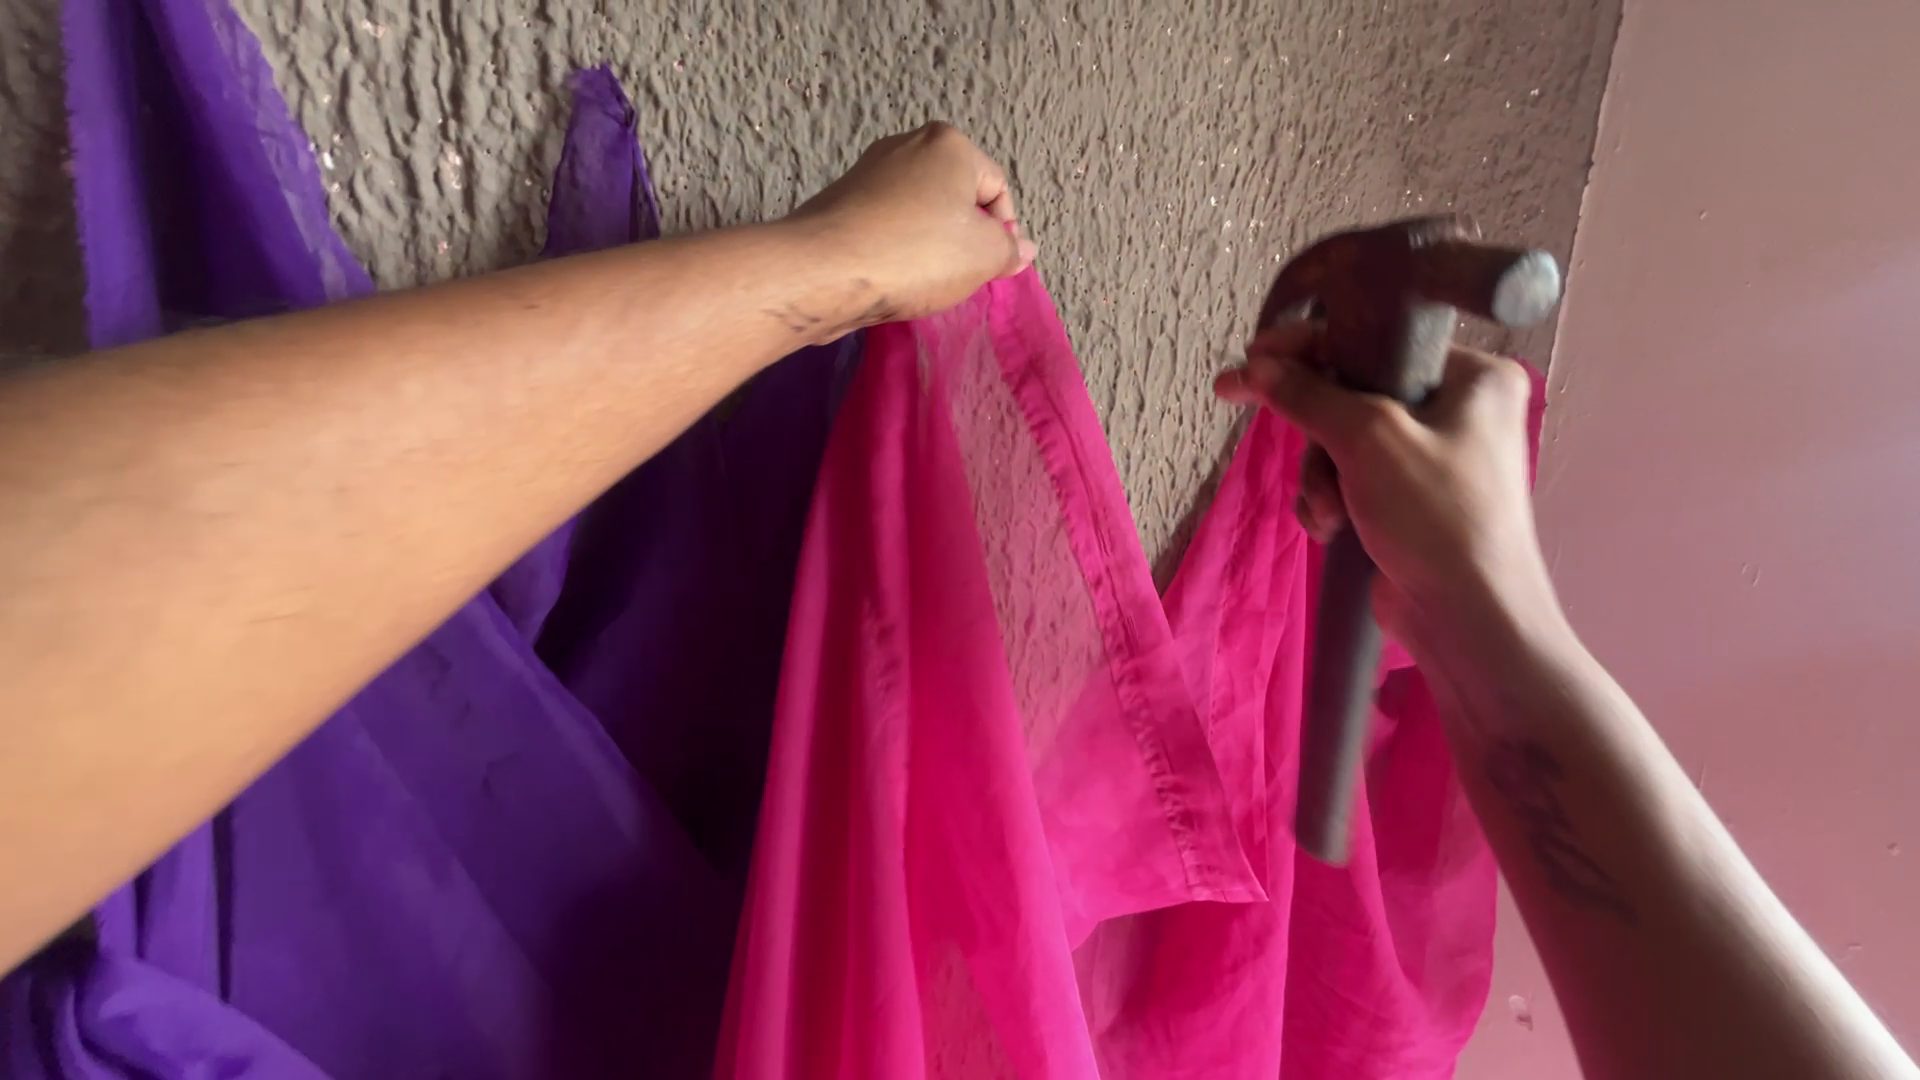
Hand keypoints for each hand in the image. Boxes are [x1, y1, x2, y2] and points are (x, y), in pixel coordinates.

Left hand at [787, 123, 1036, 330]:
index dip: (1003, 233)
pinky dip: (898, 253)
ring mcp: (869, 173)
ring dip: (931, 250)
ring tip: (924, 283)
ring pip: (921, 216)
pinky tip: (894, 279)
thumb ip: (1009, 251)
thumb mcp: (983, 256)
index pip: (997, 189)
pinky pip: (887, 229)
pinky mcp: (842, 204)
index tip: (993, 269)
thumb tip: (1023, 248)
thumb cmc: (917, 255)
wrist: (826, 272)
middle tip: (961, 278)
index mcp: (949, 143)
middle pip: (957, 199)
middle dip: (965, 240)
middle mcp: (906, 145)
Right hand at [1215, 320, 1561, 656]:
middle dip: (1318, 444)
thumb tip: (1253, 365)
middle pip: (1347, 399)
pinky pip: (1345, 480)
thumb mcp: (1368, 441)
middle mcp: (1454, 409)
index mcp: (1470, 376)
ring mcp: (1428, 458)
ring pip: (1338, 445)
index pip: (1372, 343)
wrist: (1466, 616)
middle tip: (1306, 469)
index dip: (1305, 350)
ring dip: (1320, 481)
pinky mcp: (1404, 498)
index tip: (1249, 363)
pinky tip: (1332, 529)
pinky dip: (1328, 502)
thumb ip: (1308, 396)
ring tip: (1329, 515)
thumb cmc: (1435, 514)